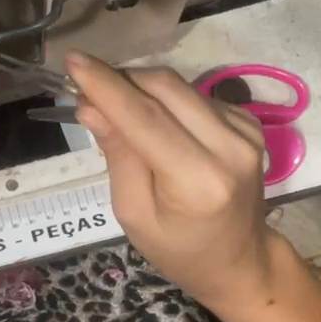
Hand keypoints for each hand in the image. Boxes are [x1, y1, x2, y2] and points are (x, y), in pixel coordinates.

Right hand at [66, 52, 294, 312]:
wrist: (242, 261)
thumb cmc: (179, 249)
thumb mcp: (133, 214)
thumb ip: (117, 155)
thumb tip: (90, 105)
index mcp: (198, 180)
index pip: (144, 118)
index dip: (105, 85)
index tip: (72, 60)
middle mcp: (229, 147)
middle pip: (163, 88)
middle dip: (119, 79)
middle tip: (84, 86)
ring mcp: (245, 130)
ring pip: (177, 85)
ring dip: (139, 87)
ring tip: (114, 105)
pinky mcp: (248, 121)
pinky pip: (193, 95)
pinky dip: (163, 99)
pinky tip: (152, 121)